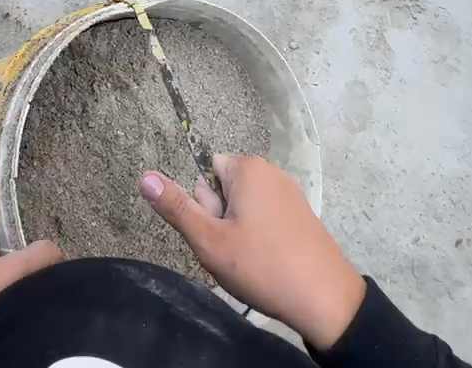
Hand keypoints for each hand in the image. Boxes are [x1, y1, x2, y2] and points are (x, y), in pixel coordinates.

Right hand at [141, 154, 364, 349]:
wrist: (327, 301)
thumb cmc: (263, 266)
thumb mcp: (210, 241)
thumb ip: (176, 207)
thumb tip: (144, 177)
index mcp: (247, 168)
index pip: (204, 173)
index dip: (205, 206)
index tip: (218, 232)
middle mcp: (269, 171)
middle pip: (224, 189)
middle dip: (220, 220)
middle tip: (232, 252)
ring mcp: (289, 192)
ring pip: (243, 208)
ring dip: (237, 234)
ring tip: (249, 263)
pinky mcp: (301, 214)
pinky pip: (265, 218)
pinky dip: (260, 239)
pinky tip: (267, 265)